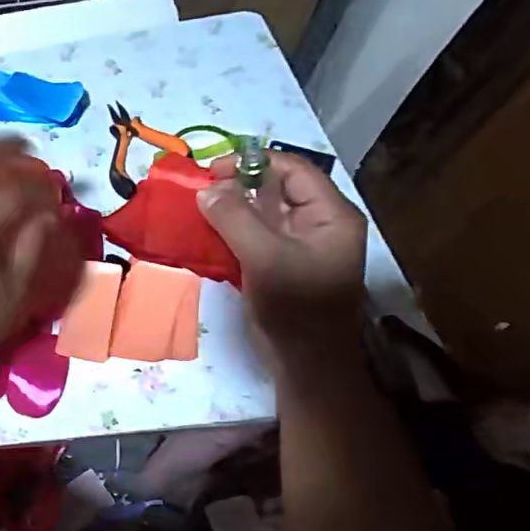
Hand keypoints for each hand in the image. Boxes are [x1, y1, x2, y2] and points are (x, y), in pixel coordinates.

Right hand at [197, 152, 366, 351]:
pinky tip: (207, 231)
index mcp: (331, 215)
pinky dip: (233, 231)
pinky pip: (256, 236)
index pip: (293, 170)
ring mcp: (300, 246)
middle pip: (277, 189)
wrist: (307, 367)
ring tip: (198, 206)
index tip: (213, 170)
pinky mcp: (282, 265)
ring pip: (263, 213)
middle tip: (200, 189)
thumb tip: (206, 189)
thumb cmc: (296, 309)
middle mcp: (319, 224)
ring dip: (232, 208)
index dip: (253, 163)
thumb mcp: (266, 258)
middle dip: (239, 185)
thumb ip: (235, 218)